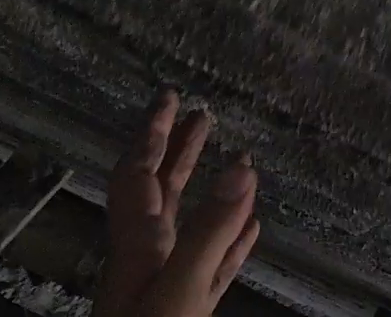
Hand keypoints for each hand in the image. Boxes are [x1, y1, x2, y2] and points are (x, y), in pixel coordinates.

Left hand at [95, 90, 261, 316]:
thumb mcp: (177, 293)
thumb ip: (207, 232)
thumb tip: (242, 164)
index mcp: (138, 250)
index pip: (139, 178)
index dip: (152, 134)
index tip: (169, 95)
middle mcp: (149, 262)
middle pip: (161, 195)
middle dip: (180, 152)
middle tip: (203, 115)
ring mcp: (169, 290)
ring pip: (188, 228)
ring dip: (207, 190)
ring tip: (237, 160)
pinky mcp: (190, 313)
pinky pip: (213, 265)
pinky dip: (232, 239)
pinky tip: (252, 227)